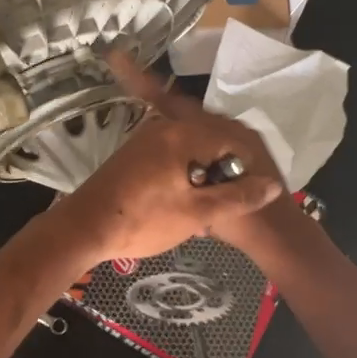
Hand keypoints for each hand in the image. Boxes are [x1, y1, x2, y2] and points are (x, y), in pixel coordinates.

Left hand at [49, 52, 284, 264]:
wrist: (83, 229)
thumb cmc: (143, 221)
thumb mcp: (197, 213)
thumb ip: (238, 198)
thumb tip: (273, 186)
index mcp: (182, 134)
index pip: (231, 140)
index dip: (244, 168)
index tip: (246, 196)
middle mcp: (163, 128)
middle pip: (209, 141)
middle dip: (221, 172)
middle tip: (222, 206)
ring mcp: (144, 139)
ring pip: (189, 151)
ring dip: (201, 177)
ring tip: (201, 211)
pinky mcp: (132, 155)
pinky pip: (170, 157)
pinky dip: (181, 175)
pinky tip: (179, 204)